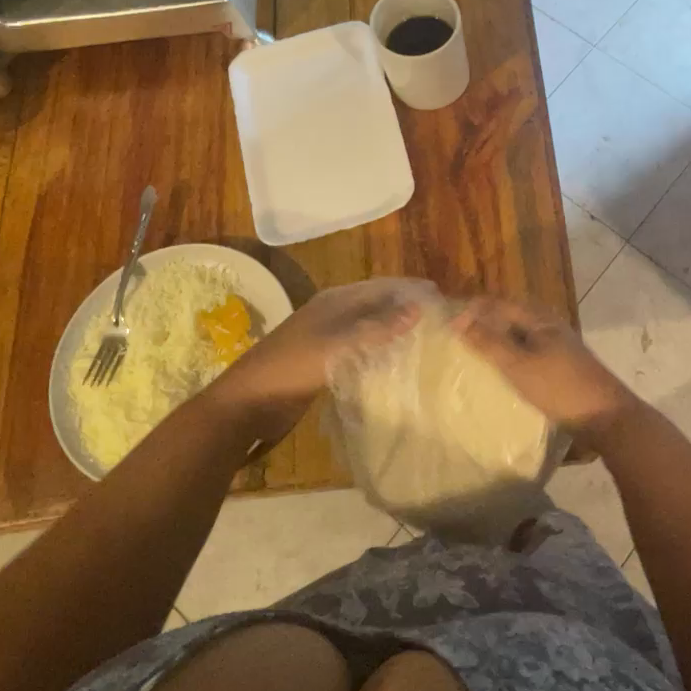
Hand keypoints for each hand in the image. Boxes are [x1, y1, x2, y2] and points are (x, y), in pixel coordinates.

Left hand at [204, 278, 428, 441]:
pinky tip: (398, 367)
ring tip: (427, 345)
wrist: (247, 404)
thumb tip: (418, 309)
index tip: (442, 299)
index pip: (381, 286)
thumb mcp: (337, 346)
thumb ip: (376, 328)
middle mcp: (333, 314)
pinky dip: (380, 354)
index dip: (410, 290)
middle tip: (441, 325)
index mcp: (334, 301)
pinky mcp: (325, 364)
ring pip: (370, 330)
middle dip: (406, 311)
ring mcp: (328, 339)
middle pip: (377, 306)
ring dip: (395, 334)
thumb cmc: (290, 367)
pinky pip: (361, 352)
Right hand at [454, 298, 641, 439]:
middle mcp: (550, 326)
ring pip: (520, 334)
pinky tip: (503, 371)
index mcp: (540, 319)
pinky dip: (511, 355)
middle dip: (484, 322)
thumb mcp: (519, 366)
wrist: (607, 417)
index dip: (472, 310)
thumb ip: (489, 343)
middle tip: (457, 336)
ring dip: (497, 339)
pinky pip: (529, 351)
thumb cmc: (560, 388)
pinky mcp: (563, 366)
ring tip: (474, 353)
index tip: (447, 325)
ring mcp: (559, 346)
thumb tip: (459, 320)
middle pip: (510, 315)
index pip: (499, 303)